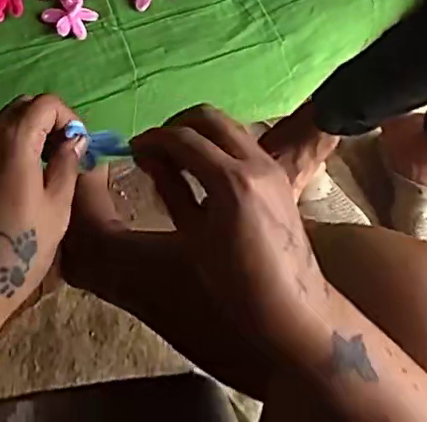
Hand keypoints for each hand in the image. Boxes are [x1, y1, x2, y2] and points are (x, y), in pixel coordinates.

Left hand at [0, 94, 84, 313]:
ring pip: (6, 122)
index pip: (46, 103)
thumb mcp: (57, 206)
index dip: (69, 117)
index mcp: (14, 139)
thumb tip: (74, 139)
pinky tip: (25, 178)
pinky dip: (13, 145)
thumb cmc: (17, 248)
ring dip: (31, 131)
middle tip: (66, 151)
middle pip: (24, 107)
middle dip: (49, 119)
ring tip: (49, 166)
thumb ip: (67, 163)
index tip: (80, 144)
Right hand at [129, 105, 332, 347]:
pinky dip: (216, 142)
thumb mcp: (192, 235)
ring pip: (226, 124)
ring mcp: (270, 163)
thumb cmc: (235, 283)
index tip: (134, 147)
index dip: (153, 138)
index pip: (184, 139)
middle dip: (176, 125)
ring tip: (176, 154)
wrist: (292, 308)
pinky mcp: (278, 170)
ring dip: (198, 131)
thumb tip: (148, 156)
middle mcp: (254, 162)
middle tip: (156, 146)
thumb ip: (169, 187)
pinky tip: (202, 166)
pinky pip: (240, 140)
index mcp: (231, 182)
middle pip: (207, 118)